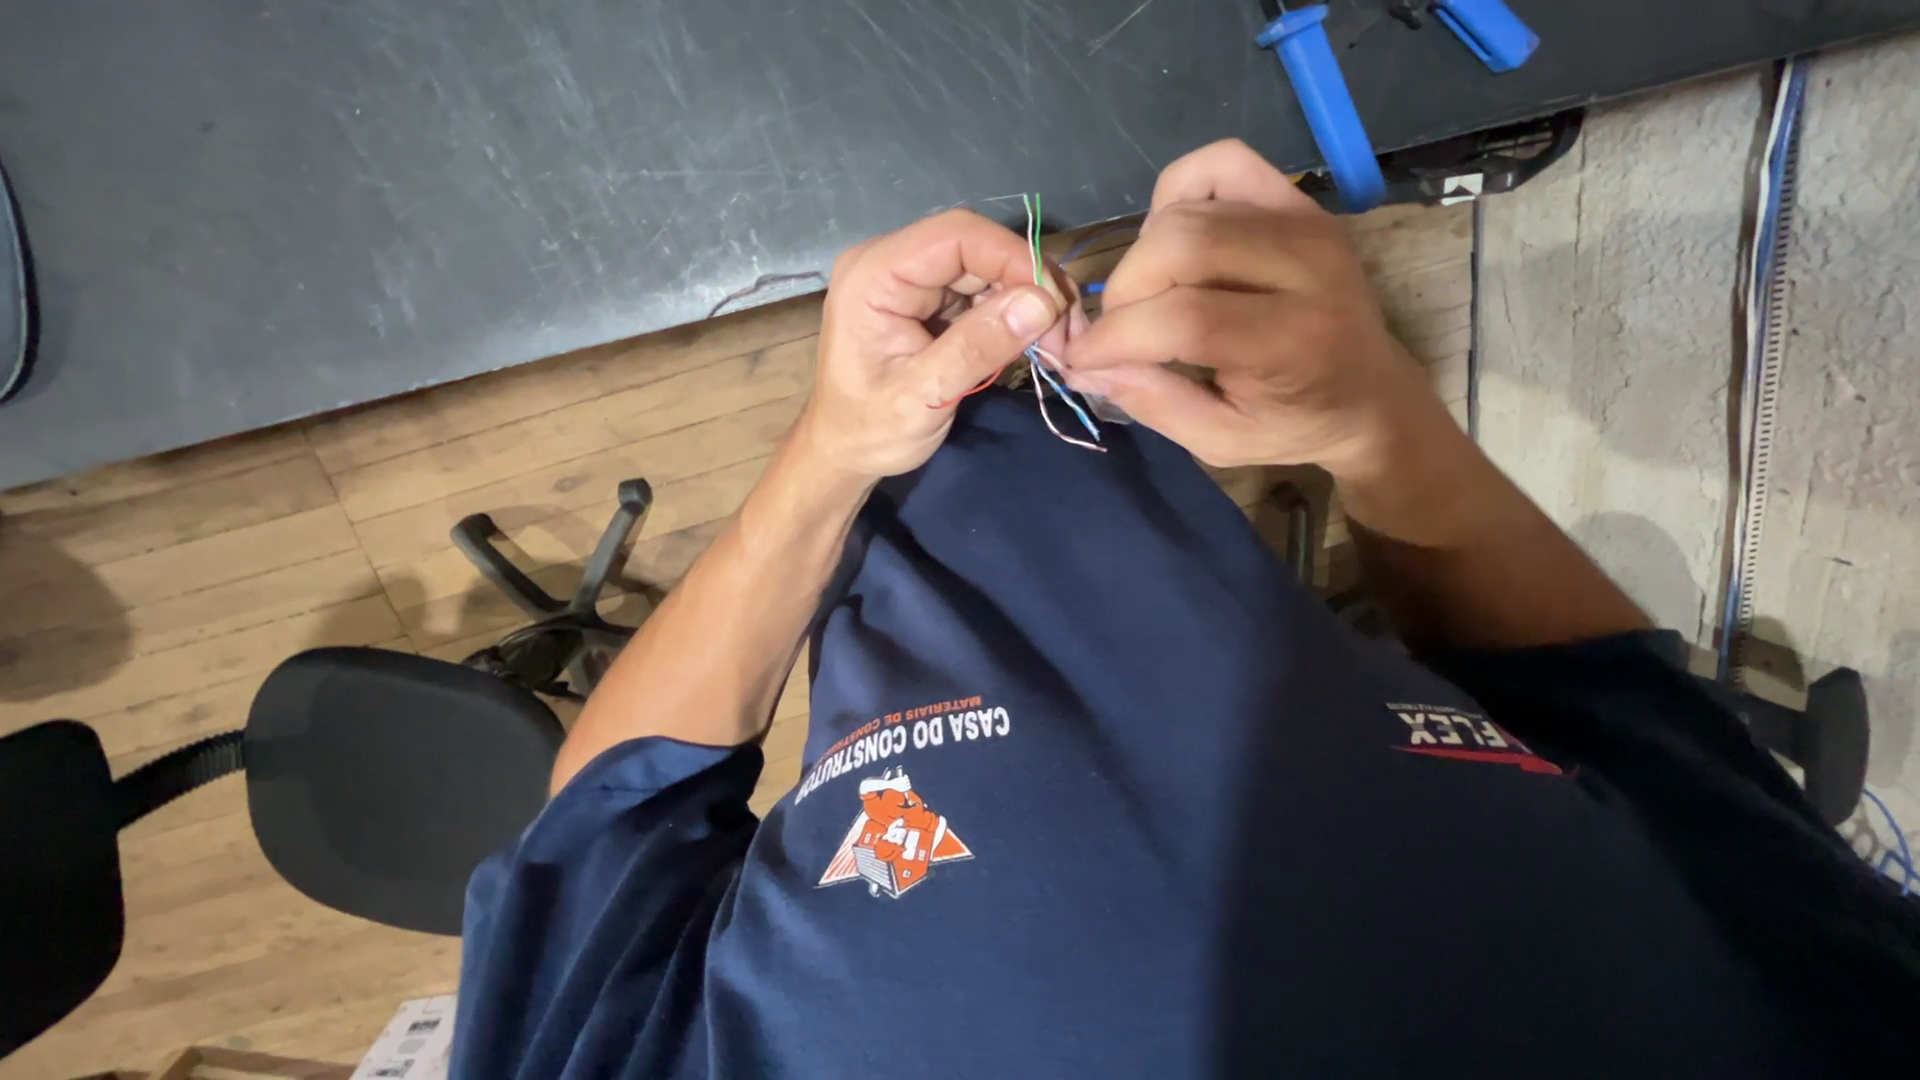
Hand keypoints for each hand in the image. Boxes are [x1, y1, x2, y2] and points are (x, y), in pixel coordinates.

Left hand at [792, 209, 1075, 481]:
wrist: (844, 452)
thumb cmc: (870, 431)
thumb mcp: (924, 397)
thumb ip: (976, 347)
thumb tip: (1042, 303)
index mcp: (874, 275)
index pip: (956, 235)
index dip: (1013, 258)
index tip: (1054, 303)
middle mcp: (890, 263)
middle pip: (976, 247)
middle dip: (1027, 283)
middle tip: (1065, 333)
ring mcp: (909, 280)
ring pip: (985, 268)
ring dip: (1026, 300)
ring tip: (1056, 343)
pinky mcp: (927, 300)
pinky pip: (980, 291)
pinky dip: (1012, 313)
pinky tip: (1034, 341)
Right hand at [1060, 139, 1442, 478]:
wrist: (1369, 391)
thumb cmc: (1292, 424)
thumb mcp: (1220, 441)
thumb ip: (1154, 404)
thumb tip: (1087, 364)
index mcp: (1292, 342)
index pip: (1184, 317)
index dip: (1116, 336)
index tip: (1083, 357)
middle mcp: (1305, 267)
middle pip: (1179, 245)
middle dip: (1125, 292)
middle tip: (1120, 330)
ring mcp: (1303, 222)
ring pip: (1187, 206)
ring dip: (1144, 253)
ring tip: (1149, 295)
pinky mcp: (1296, 199)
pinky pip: (1218, 164)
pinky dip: (1177, 195)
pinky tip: (1175, 242)